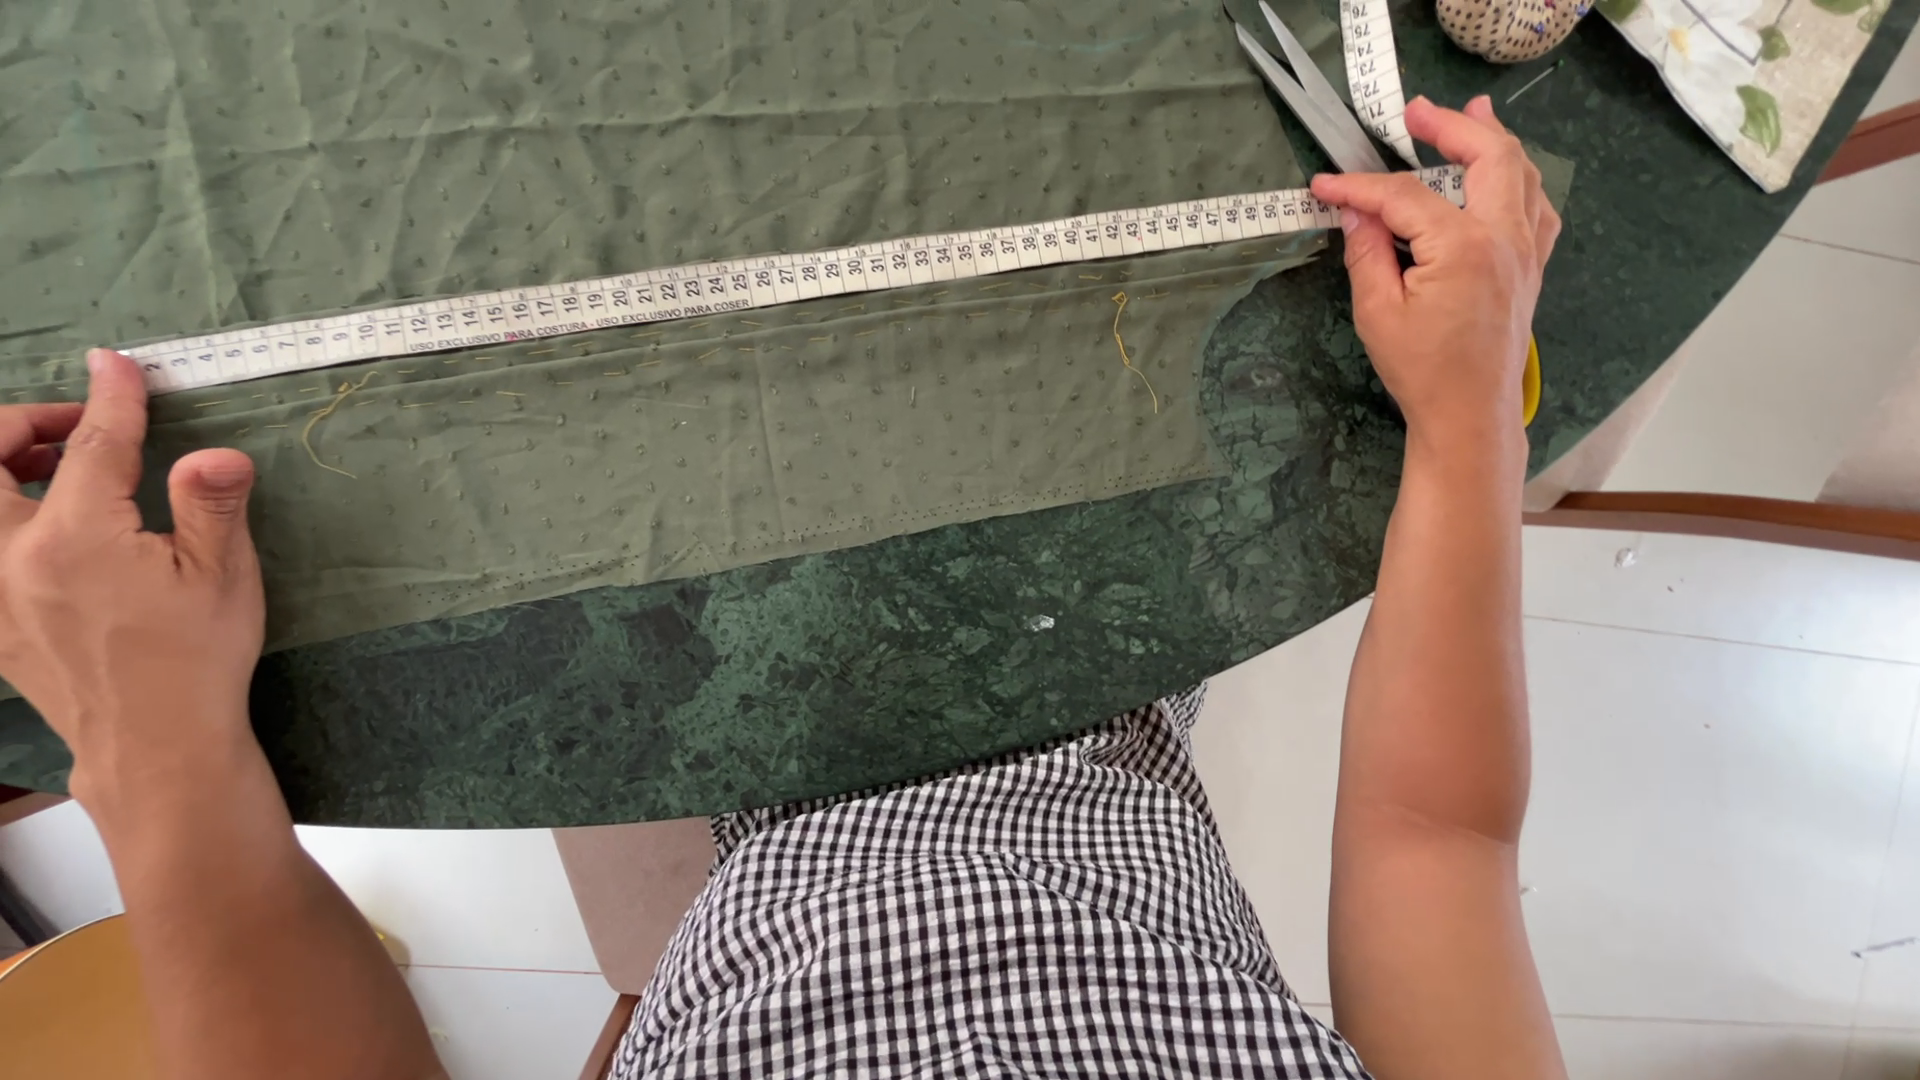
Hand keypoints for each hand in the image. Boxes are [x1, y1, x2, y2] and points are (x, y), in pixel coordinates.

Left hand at [0, 348, 265, 805]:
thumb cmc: (202, 650)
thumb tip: (217, 451)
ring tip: (50, 464)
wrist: (154, 734)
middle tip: (75, 423)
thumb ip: (211, 507)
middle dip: (16, 423)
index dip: (110, 399)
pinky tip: (36, 523)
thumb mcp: (227, 577)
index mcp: (77, 539)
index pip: (92, 448)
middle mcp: (7, 554)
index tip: (117, 363)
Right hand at [1310, 96, 1559, 455]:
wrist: (1468, 409)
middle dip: (1452, 126)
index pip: (1404, 198)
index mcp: (1462, 246)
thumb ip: (1368, 255)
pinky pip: (1536, 204)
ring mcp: (1526, 248)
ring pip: (1522, 172)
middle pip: (1489, 156)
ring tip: (1471, 114)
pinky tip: (1504, 175)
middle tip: (1417, 110)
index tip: (1325, 183)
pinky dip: (1518, 178)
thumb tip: (1357, 215)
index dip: (1360, 187)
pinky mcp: (1531, 264)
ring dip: (1494, 139)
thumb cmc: (1418, 368)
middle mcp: (1504, 235)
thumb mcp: (1377, 313)